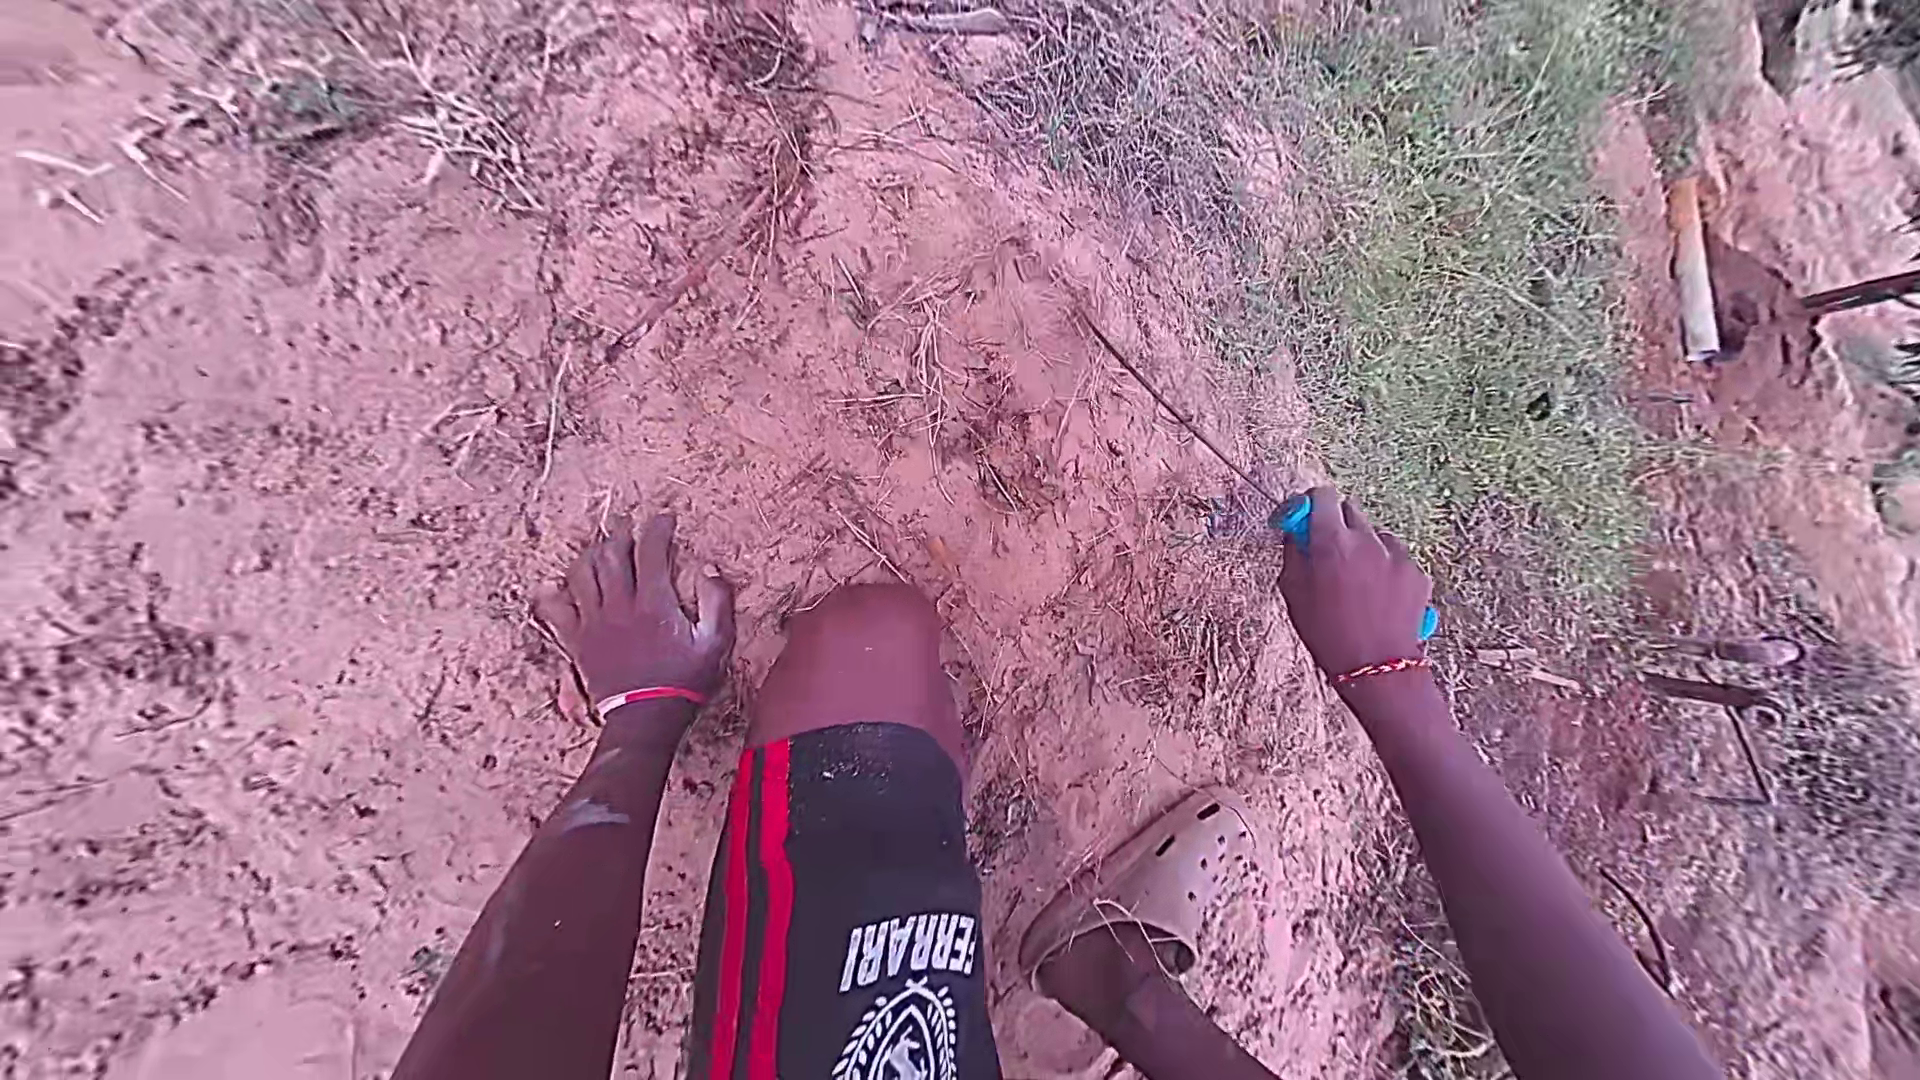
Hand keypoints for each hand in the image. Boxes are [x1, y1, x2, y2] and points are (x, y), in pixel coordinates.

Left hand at [534, 513, 735, 719]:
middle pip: (610, 556)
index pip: (650, 551)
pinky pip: (555, 611)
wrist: (646, 719)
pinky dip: (553, 594)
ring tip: (602, 550)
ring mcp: (593, 623)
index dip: (658, 529)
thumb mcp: (717, 642)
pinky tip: (556, 586)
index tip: (666, 519)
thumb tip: (710, 569)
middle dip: (622, 535)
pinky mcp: (577, 642)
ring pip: (581, 575)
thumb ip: (717, 602)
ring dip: (591, 556)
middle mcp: (619, 606)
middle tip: (632, 529)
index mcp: (654, 603)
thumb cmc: (686, 680)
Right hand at [1277, 487, 1431, 676]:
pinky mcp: (1416, 571)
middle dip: (1334, 523)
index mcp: (1330, 541)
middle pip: (1349, 509)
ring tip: (1351, 577)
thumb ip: (1294, 551)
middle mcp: (1366, 540)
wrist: (1374, 664)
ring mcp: (1396, 554)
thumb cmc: (1324, 629)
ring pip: (1372, 534)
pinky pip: (1394, 555)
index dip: (1309, 503)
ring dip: (1359, 545)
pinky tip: (1373, 591)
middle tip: (1324, 549)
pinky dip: (1382, 565)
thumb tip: (1296, 529)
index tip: (1302, 517)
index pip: (1322, 496)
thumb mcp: (1291, 589)